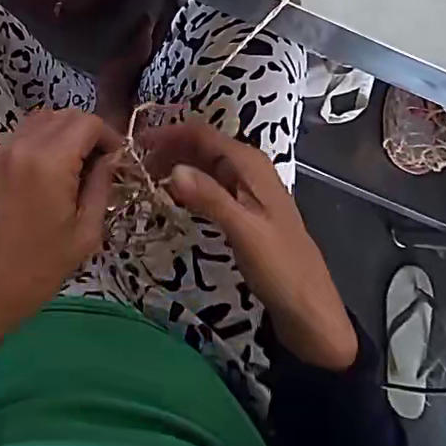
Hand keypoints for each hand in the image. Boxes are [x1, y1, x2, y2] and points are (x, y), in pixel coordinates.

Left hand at [0, 109, 118, 377]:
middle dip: (89, 133)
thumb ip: (102, 185)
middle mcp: (23, 146)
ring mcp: (1, 151)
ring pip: (43, 119)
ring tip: (74, 167)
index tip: (116, 162)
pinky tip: (49, 174)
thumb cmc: (37, 267)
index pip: (88, 123)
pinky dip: (43, 142)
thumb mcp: (85, 232)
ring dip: (65, 134)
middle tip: (99, 165)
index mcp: (49, 162)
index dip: (109, 137)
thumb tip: (111, 158)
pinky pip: (24, 135)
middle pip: (66, 115)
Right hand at [140, 122, 358, 370]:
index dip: (168, 134)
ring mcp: (248, 190)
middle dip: (169, 149)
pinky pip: (211, 187)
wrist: (310, 311)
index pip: (202, 134)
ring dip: (177, 166)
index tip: (135, 144)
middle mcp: (249, 170)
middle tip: (134, 167)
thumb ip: (209, 197)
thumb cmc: (280, 269)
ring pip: (206, 166)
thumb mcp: (243, 231)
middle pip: (203, 146)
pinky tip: (173, 198)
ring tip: (145, 180)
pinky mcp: (245, 211)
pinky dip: (190, 186)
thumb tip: (172, 169)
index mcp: (250, 164)